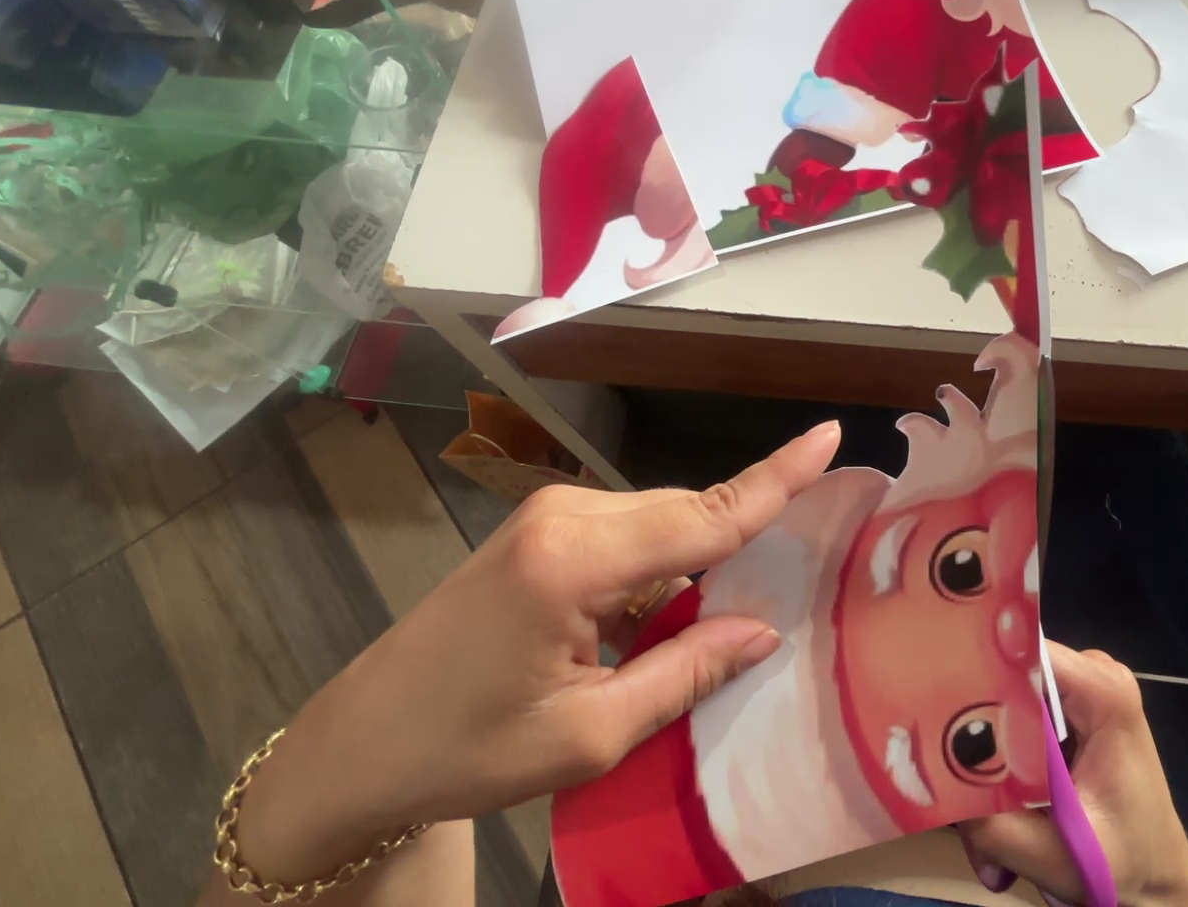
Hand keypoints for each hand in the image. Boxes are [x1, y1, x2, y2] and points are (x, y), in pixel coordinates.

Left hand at [232, 421, 842, 885]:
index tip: (829, 436)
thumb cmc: (466, 750)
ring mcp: (549, 517)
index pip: (706, 515)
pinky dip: (658, 569)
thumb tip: (764, 631)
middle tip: (772, 596)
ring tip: (697, 631)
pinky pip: (629, 535)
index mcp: (576, 561)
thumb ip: (685, 674)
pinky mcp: (540, 531)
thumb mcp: (588, 733)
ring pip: (661, 523)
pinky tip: (648, 623)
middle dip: (736, 546)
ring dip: (693, 564)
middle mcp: (567, 515)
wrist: (357, 744)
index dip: (776, 478)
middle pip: (688, 514)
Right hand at [958, 643, 1187, 906]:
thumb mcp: (1058, 859)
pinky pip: (1014, 704)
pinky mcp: (1067, 697)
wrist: (1158, 875)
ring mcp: (1079, 679)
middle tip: (953, 788)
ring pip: (1003, 691)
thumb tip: (936, 786)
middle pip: (1004, 671)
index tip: (931, 714)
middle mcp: (1092, 670)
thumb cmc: (1123, 863)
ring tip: (978, 814)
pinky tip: (995, 798)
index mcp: (1103, 692)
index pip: (1017, 651)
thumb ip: (996, 825)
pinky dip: (999, 748)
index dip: (972, 675)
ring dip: (982, 747)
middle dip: (972, 726)